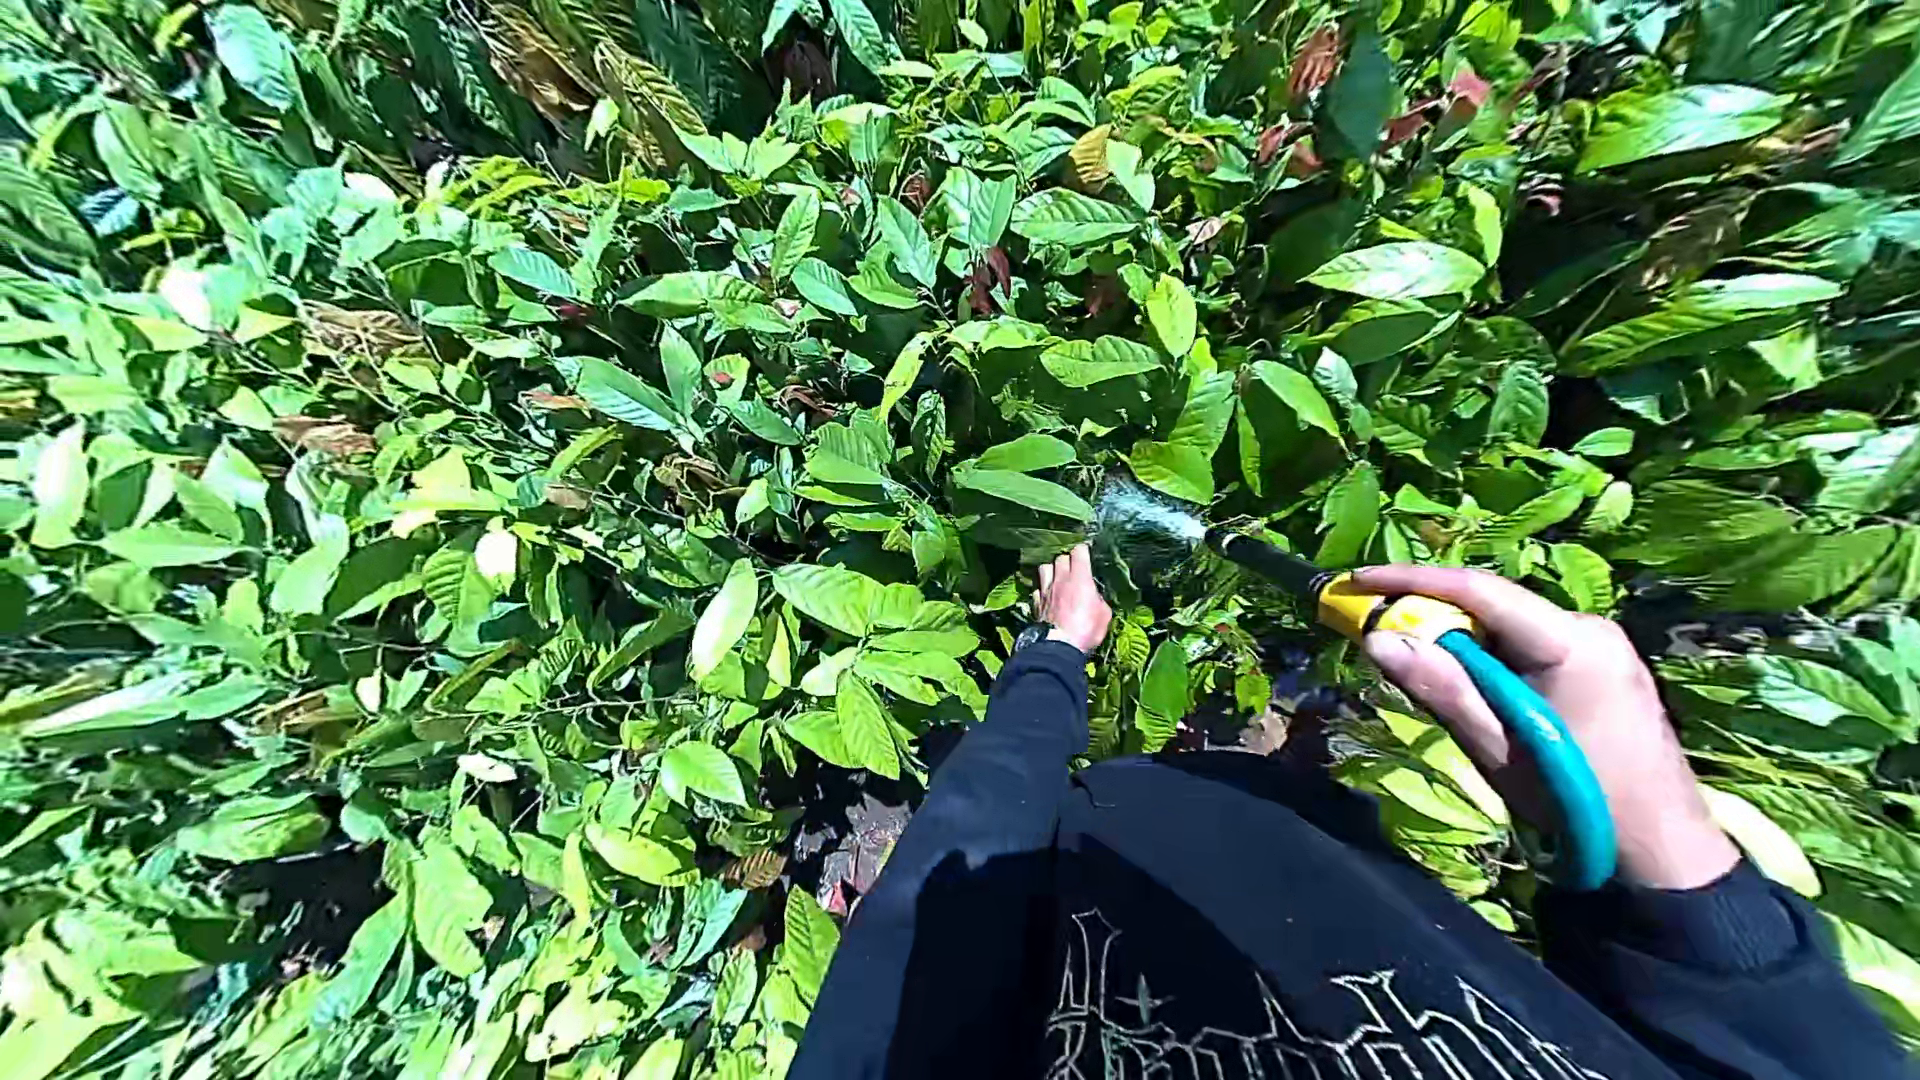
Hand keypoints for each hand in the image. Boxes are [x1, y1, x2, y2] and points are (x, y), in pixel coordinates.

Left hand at [1035, 544, 1111, 654]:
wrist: (1060, 646)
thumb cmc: (1086, 630)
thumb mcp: (1104, 614)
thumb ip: (1098, 600)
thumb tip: (1093, 597)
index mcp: (1080, 578)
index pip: (1079, 552)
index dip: (1083, 550)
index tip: (1086, 553)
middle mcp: (1061, 579)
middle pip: (1061, 557)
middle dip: (1068, 560)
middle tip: (1074, 568)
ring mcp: (1046, 590)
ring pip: (1044, 567)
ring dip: (1052, 569)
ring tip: (1057, 577)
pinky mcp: (1036, 602)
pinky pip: (1038, 588)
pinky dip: (1042, 588)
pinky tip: (1048, 594)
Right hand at [1353, 565, 1738, 889]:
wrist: (1663, 851)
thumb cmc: (1578, 800)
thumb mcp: (1496, 746)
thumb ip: (1439, 687)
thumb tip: (1376, 638)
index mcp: (1572, 644)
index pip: (1478, 591)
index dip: (1410, 579)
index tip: (1356, 580)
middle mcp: (1586, 627)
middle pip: (1485, 600)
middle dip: (1420, 605)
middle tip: (1365, 616)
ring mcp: (1593, 642)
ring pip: (1495, 618)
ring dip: (1443, 628)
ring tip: (1397, 642)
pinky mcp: (1589, 659)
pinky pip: (1511, 636)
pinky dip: (1469, 644)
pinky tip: (1446, 664)